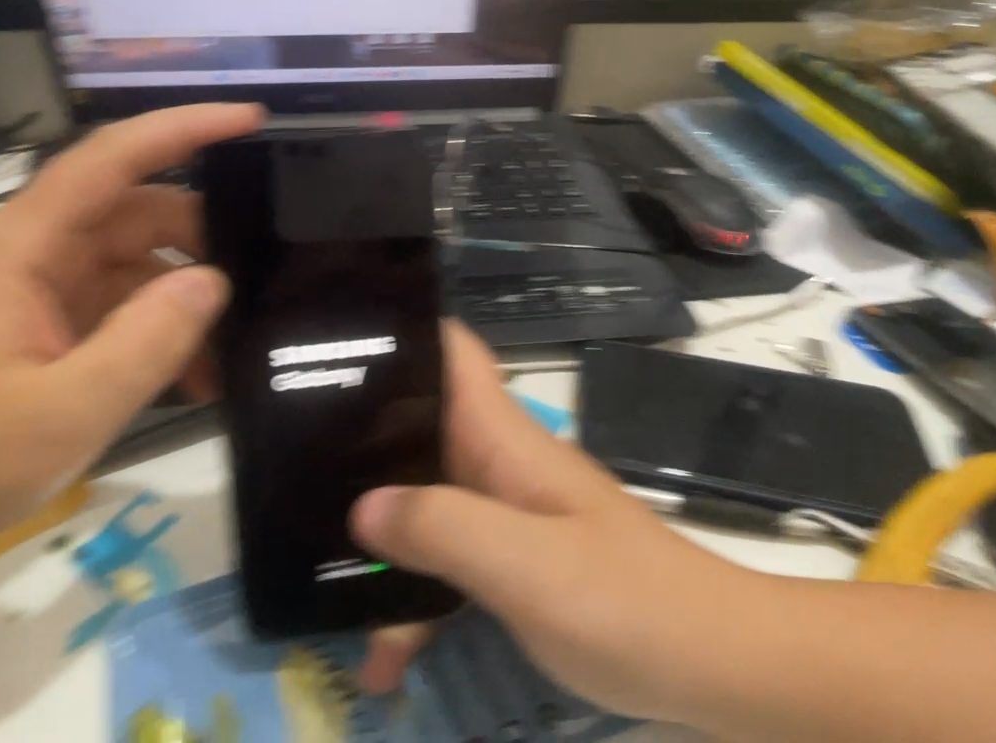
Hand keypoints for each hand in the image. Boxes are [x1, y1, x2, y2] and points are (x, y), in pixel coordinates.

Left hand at [0, 103, 263, 565]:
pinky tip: (195, 381)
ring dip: (184, 301)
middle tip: (264, 279)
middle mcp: (33, 251)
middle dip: (202, 239)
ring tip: (231, 354)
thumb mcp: (65, 412)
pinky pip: (118, 307)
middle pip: (135, 211)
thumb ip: (146, 343)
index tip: (249, 118)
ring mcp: (38, 289)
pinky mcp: (43, 325)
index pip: (111, 159)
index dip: (182, 128)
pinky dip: (158, 333)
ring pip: (134, 263)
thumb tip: (213, 281)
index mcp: (25, 246)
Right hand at [351, 323, 760, 726]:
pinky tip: (384, 655)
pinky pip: (445, 564)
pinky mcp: (511, 562)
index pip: (452, 352)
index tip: (327, 343)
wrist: (711, 663)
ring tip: (311, 574)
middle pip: (415, 428)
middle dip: (355, 444)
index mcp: (503, 439)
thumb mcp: (528, 565)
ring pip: (421, 504)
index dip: (397, 331)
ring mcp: (503, 513)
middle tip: (283, 464)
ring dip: (377, 540)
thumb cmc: (625, 599)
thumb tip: (361, 507)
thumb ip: (445, 529)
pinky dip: (413, 601)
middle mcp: (497, 464)